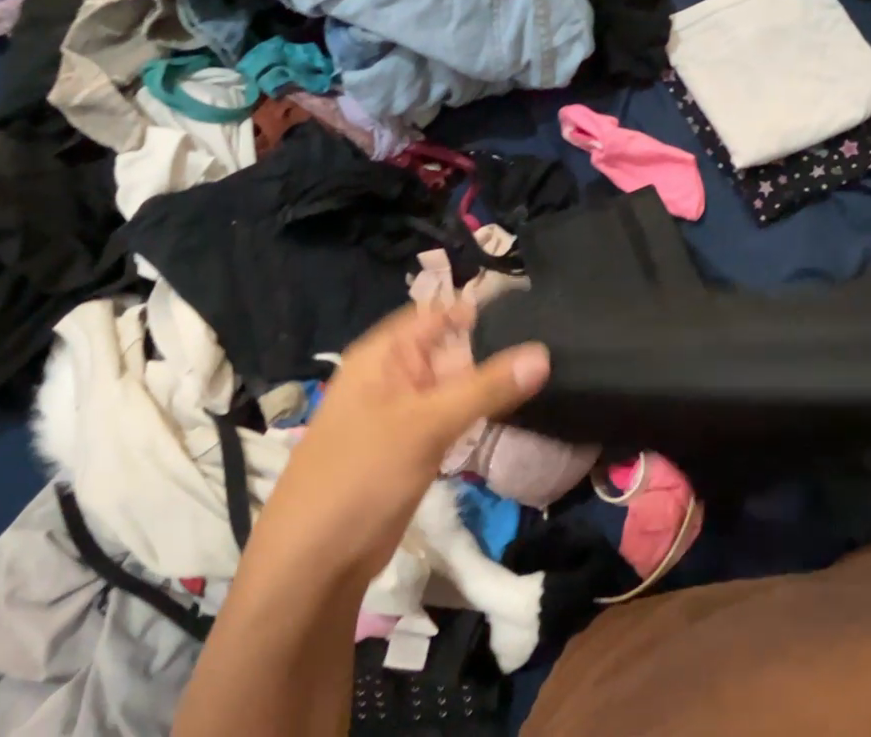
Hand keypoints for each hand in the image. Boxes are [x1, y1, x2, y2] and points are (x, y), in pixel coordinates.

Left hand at [260, 302, 549, 569]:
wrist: (316, 563)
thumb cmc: (361, 477)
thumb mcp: (426, 425)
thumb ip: (487, 387)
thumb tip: (544, 353)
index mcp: (383, 356)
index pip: (438, 311)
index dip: (481, 306)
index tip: (534, 307)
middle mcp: (394, 377)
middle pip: (452, 348)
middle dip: (496, 348)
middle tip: (555, 344)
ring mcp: (405, 414)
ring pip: (458, 386)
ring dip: (493, 383)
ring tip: (550, 372)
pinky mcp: (415, 448)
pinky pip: (455, 418)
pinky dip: (481, 414)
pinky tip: (519, 409)